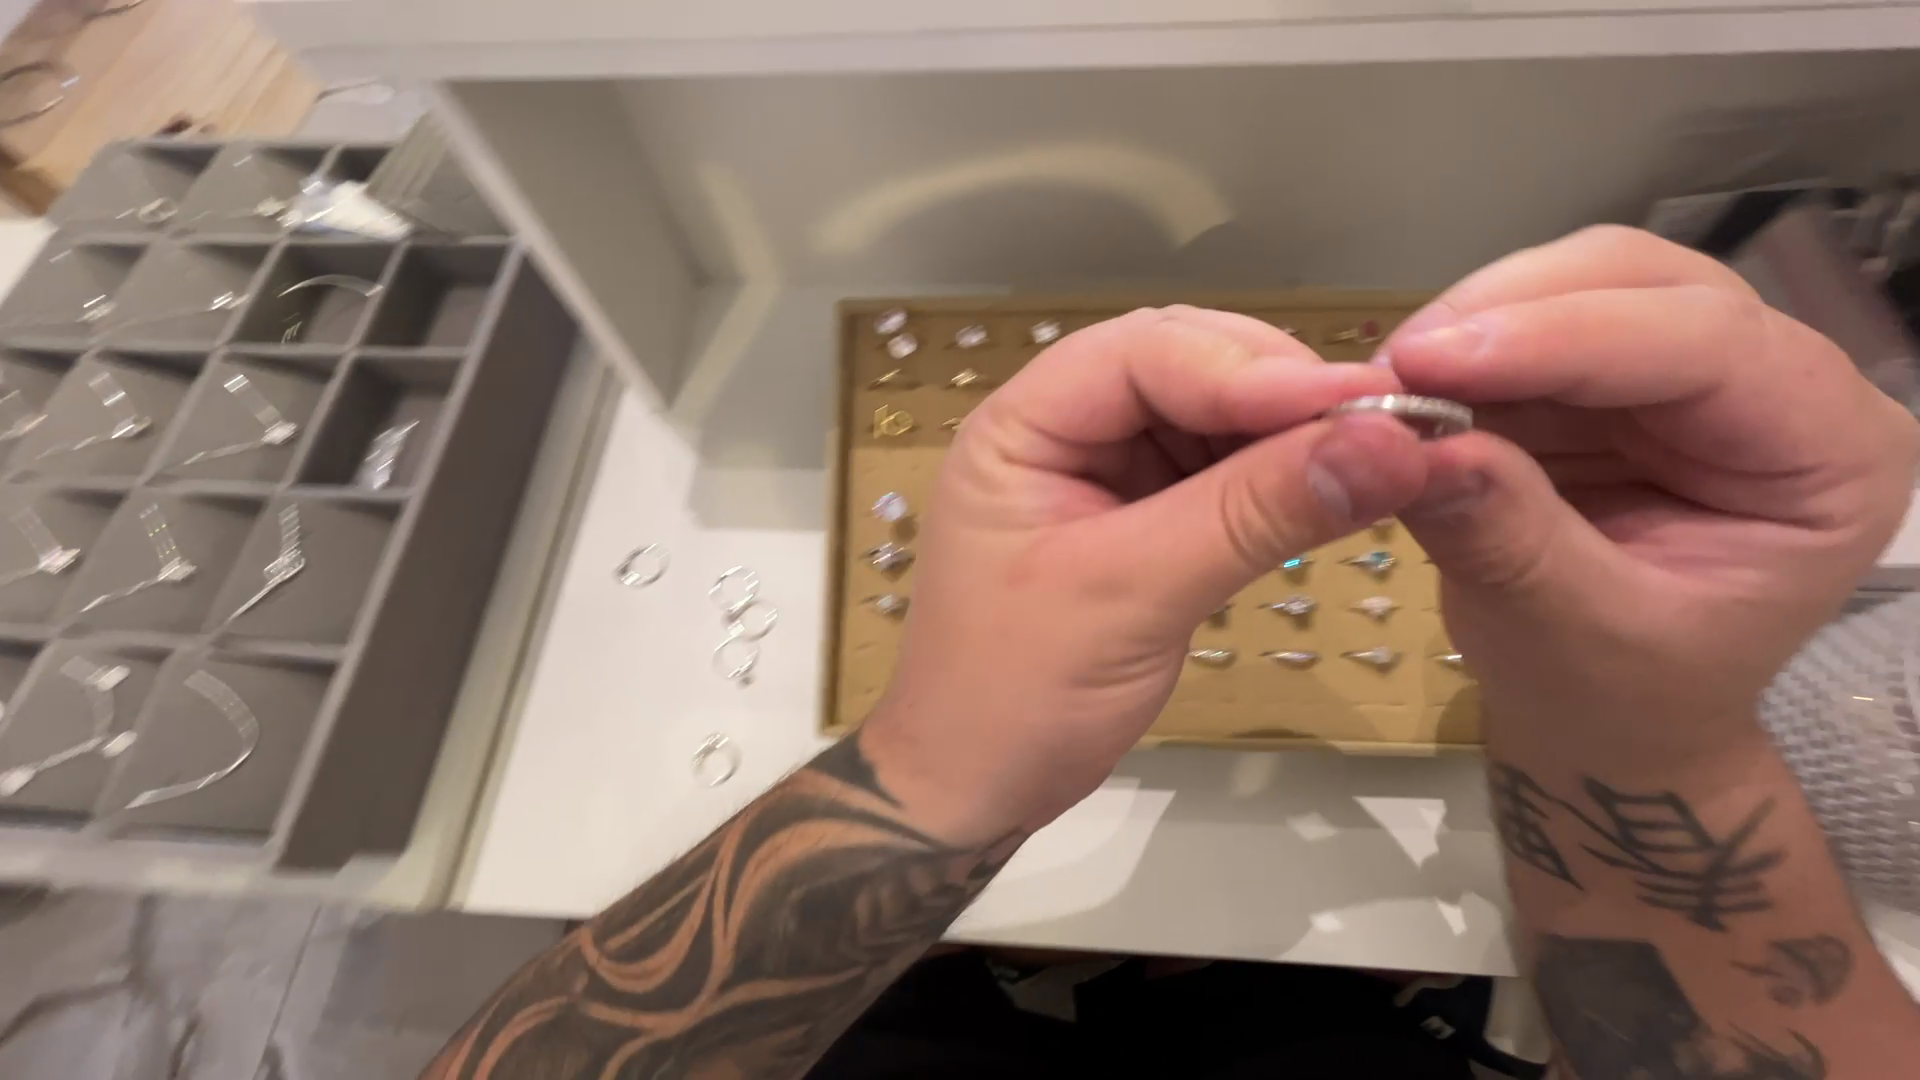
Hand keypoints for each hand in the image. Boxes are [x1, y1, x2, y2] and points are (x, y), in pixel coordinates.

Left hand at [862, 307, 1427, 843]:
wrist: (976, 780)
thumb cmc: (1018, 693)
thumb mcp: (1131, 596)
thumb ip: (1253, 515)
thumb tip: (1394, 445)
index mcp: (1018, 429)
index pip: (1139, 354)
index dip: (1246, 367)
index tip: (1359, 403)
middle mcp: (1056, 432)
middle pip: (1176, 367)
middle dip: (1272, 390)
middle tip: (1376, 428)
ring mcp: (1094, 475)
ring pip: (1203, 416)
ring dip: (1281, 432)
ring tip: (1366, 459)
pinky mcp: (1131, 518)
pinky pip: (1210, 473)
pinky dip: (1268, 478)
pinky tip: (1319, 493)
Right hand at [1385, 226, 1919, 752]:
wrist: (1598, 711)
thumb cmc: (1615, 690)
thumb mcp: (1565, 631)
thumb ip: (1503, 537)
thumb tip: (1413, 449)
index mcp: (1820, 456)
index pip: (1706, 346)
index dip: (1560, 338)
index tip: (1422, 361)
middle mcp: (1761, 392)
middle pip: (1644, 280)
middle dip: (1507, 309)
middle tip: (1395, 364)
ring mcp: (1668, 384)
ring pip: (1572, 287)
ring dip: (1467, 324)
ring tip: (1389, 384)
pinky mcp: (1588, 394)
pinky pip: (1513, 337)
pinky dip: (1450, 356)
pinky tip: (1406, 391)